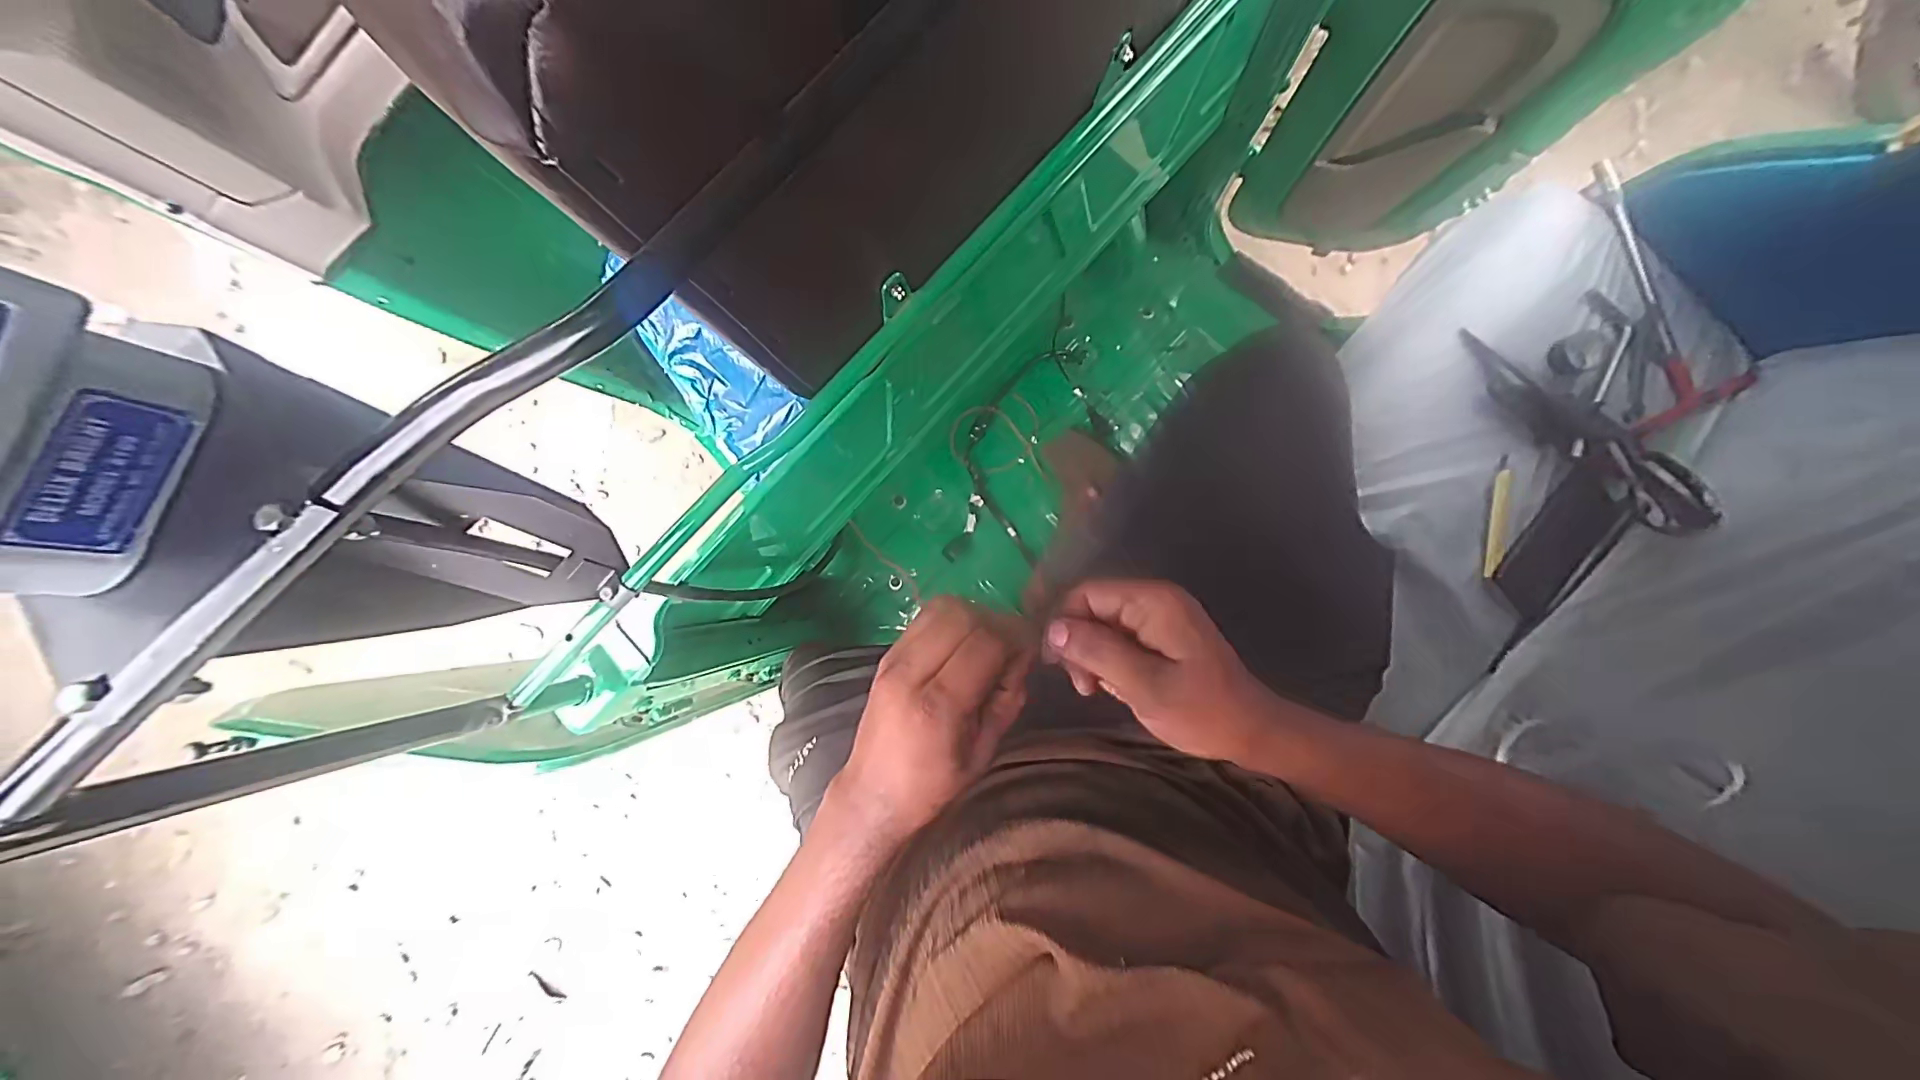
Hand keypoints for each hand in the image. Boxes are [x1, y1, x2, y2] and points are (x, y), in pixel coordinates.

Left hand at [831, 597, 1032, 839]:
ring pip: (942, 607)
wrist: (872, 795)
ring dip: (973, 615)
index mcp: (938, 706)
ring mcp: (893, 660)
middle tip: (1010, 644)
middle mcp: (911, 673)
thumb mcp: (983, 752)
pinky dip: (951, 620)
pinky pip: (924, 618)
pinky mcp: (886, 655)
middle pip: (963, 615)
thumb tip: (1022, 657)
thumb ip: (1006, 700)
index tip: (1029, 648)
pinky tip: (961, 642)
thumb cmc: (932, 786)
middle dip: (997, 622)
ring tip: (985, 641)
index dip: (1016, 637)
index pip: (986, 642)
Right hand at [1044, 579, 1293, 762]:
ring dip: (1090, 657)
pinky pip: (1117, 639)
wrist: (1251, 733)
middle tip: (1082, 686)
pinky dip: (1107, 662)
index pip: (1087, 594)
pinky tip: (1112, 688)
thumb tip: (1054, 629)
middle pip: (1092, 608)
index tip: (1056, 664)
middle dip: (1078, 644)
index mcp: (1153, 602)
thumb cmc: (1202, 711)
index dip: (1064, 624)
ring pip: (1101, 626)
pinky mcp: (1159, 637)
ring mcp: (1157, 619)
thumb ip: (1098, 652)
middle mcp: (1153, 600)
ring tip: (1094, 691)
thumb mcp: (1145, 686)